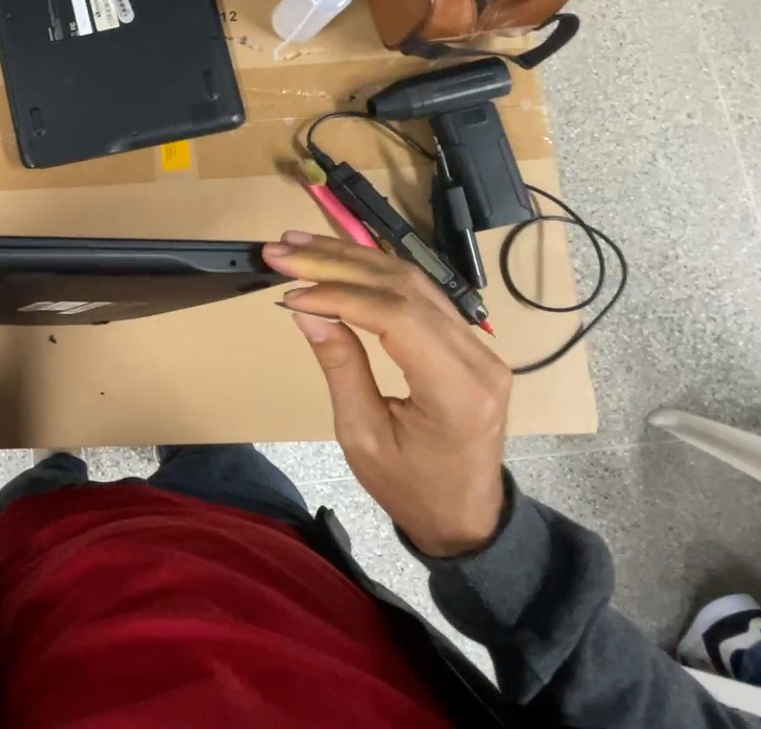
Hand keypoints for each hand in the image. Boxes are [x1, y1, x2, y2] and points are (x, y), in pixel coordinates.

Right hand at [265, 231, 510, 557]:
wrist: (466, 516)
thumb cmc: (410, 487)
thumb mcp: (362, 435)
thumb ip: (340, 366)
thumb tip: (306, 311)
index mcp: (455, 389)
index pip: (396, 316)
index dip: (338, 295)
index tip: (289, 293)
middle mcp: (477, 357)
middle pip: (403, 286)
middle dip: (335, 262)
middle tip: (281, 250)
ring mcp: (479, 346)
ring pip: (411, 279)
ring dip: (350, 257)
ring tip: (298, 244)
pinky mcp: (467, 341)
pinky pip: (419, 293)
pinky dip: (371, 272)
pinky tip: (336, 259)